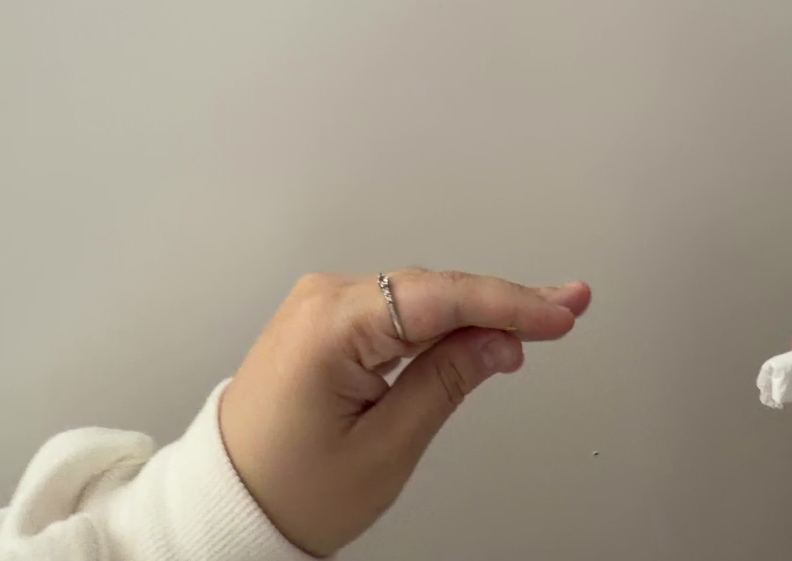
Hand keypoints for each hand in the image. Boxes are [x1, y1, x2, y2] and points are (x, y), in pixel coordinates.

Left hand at [219, 269, 591, 555]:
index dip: (509, 303)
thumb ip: (446, 382)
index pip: (441, 299)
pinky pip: (401, 305)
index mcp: (331, 324)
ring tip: (539, 320)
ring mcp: (325, 303)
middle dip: (504, 301)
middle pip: (436, 289)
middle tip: (566, 306)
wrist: (225, 502)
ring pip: (423, 294)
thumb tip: (500, 342)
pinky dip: (445, 318)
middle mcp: (326, 298)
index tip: (560, 312)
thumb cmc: (287, 490)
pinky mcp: (330, 316)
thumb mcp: (383, 449)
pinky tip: (482, 325)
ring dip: (480, 308)